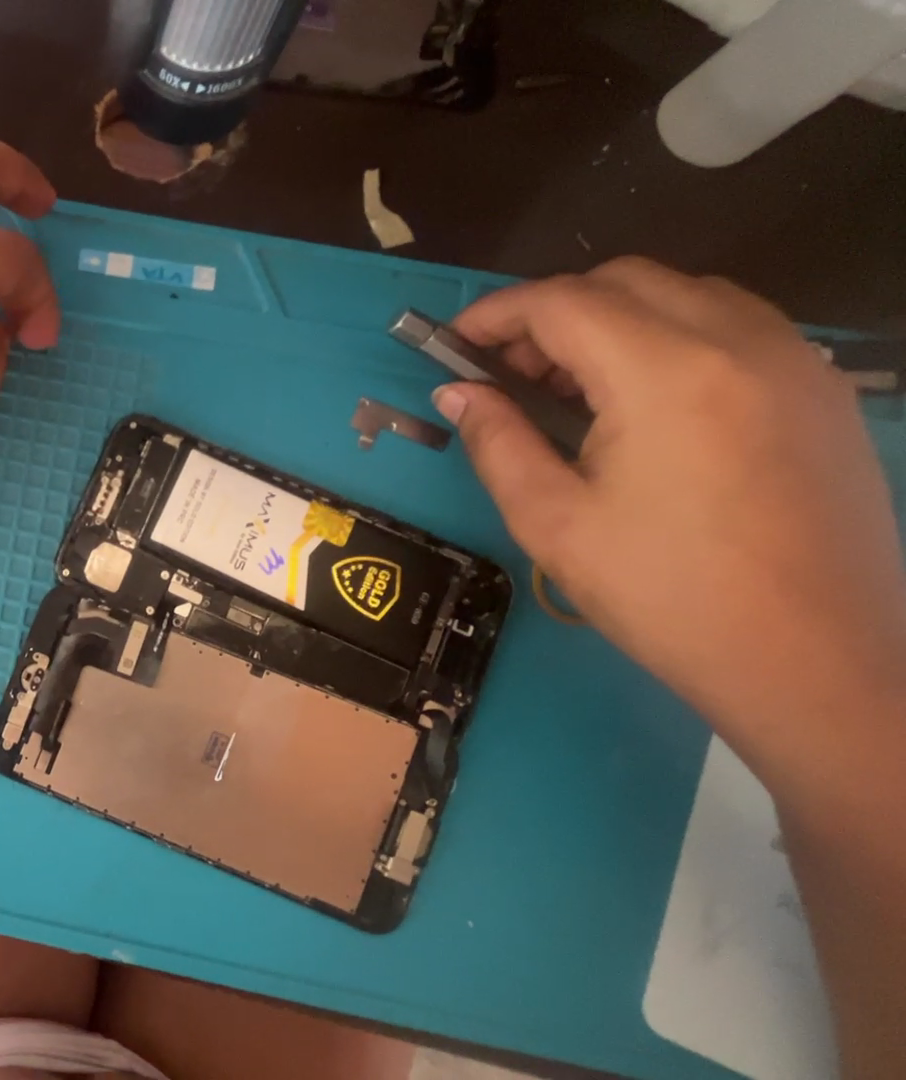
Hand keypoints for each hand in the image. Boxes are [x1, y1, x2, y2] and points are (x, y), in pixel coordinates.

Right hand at [436, 258, 905, 771]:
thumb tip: (457, 392)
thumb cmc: (664, 592)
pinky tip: (636, 398)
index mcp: (667, 375)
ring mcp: (794, 363)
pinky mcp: (819, 391)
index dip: (495, 313)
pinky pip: (731, 325)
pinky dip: (665, 335)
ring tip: (565, 385)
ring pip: (683, 293)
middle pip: (625, 281)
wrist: (814, 658)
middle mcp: (741, 344)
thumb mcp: (550, 519)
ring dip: (608, 318)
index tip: (452, 343)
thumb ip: (497, 441)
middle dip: (549, 311)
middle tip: (504, 370)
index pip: (563, 303)